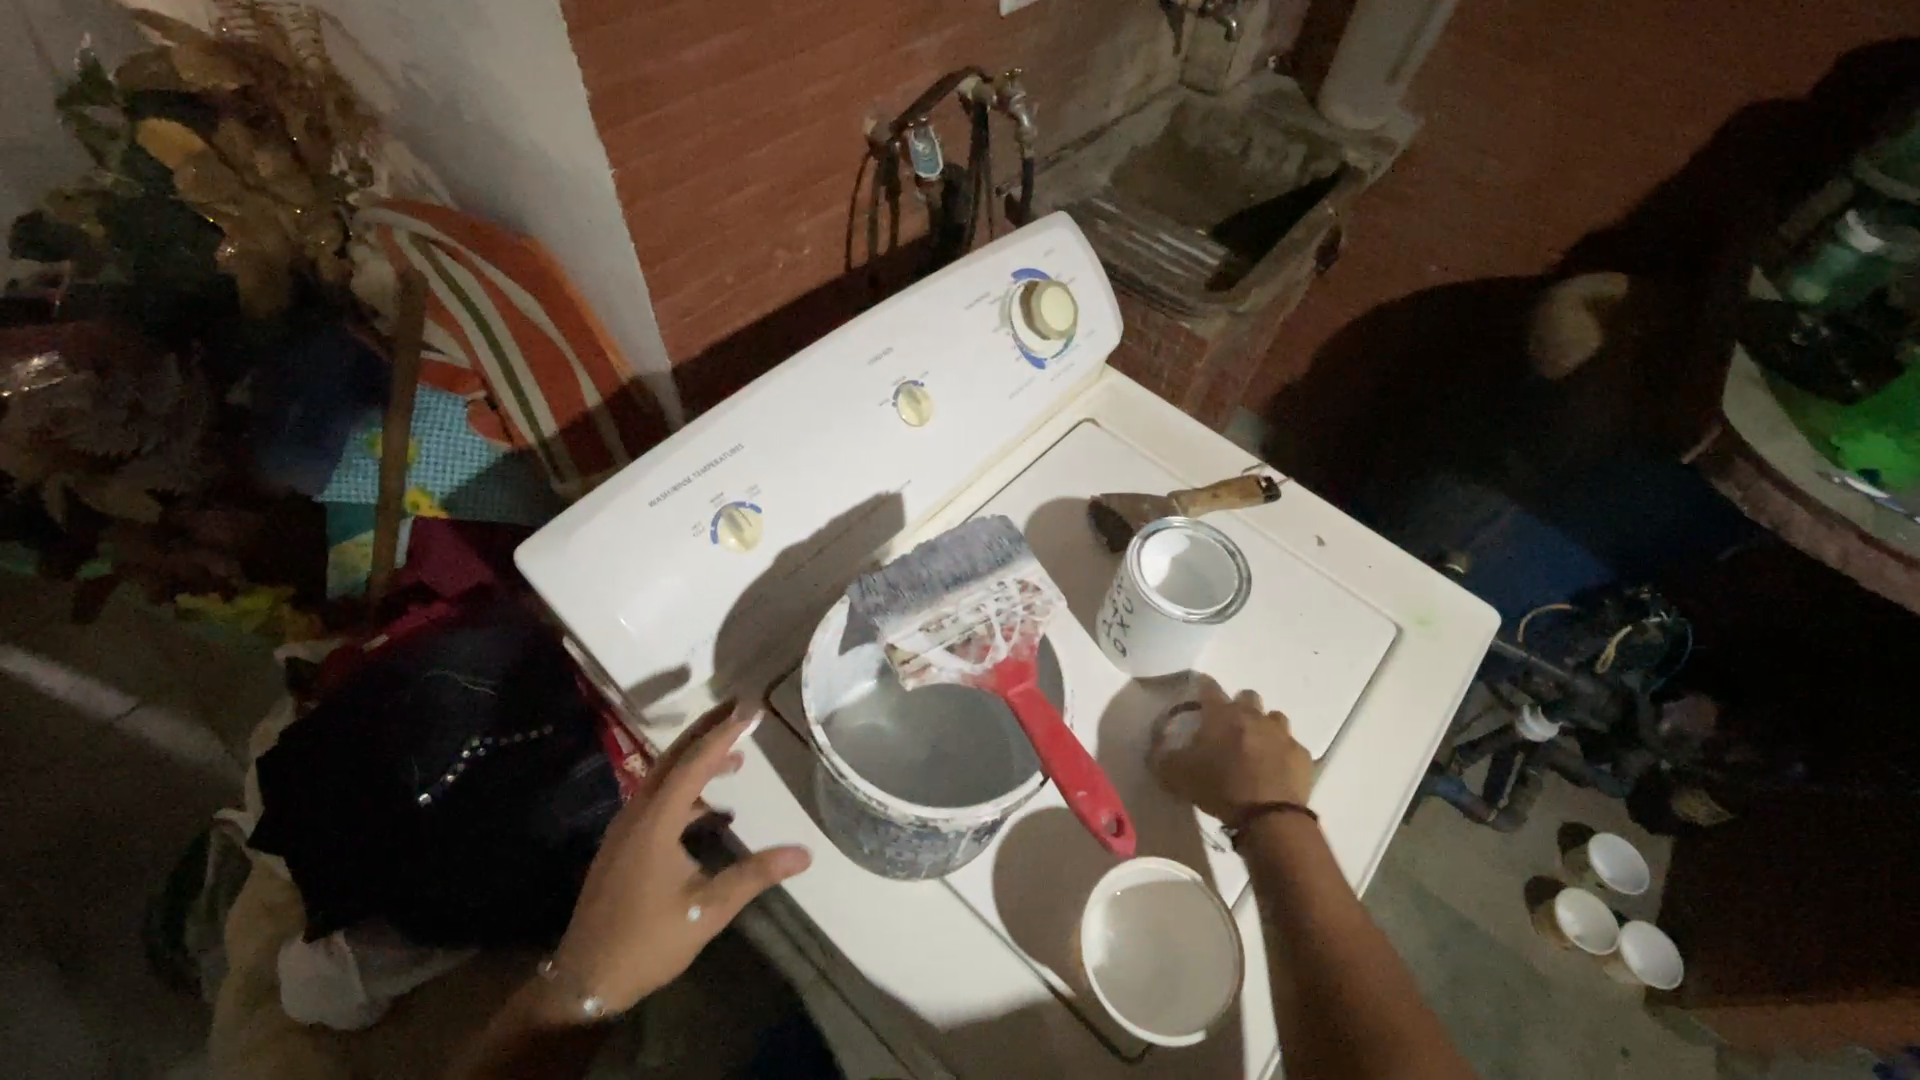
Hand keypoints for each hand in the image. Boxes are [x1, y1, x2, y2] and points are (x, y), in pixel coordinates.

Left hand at [542, 703, 810, 1019]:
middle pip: (673, 758)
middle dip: (707, 731)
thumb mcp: (707, 909)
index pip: (693, 764)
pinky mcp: (624, 844)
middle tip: (739, 708)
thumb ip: (754, 875)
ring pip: (664, 778)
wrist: (586, 979)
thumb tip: (804, 853)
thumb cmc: (647, 941)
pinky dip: (687, 791)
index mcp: (655, 821)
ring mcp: (626, 829)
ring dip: (697, 761)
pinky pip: (658, 800)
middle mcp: (637, 813)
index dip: (723, 734)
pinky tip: (713, 810)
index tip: (750, 710)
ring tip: (736, 757)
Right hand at [1149, 675, 1312, 821]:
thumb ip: (1163, 759)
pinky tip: (1275, 770)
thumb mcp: (1177, 776)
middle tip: (1228, 728)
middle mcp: (1254, 716)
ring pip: (1274, 717)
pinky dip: (1283, 753)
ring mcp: (1282, 734)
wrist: (1268, 816)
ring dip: (1264, 727)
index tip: (1198, 691)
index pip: (1209, 687)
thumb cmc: (1219, 787)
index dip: (1202, 687)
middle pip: (1247, 696)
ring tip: (1255, 748)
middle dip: (1238, 706)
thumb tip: (1154, 752)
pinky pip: (1292, 746)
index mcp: (1221, 714)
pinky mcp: (1302, 755)